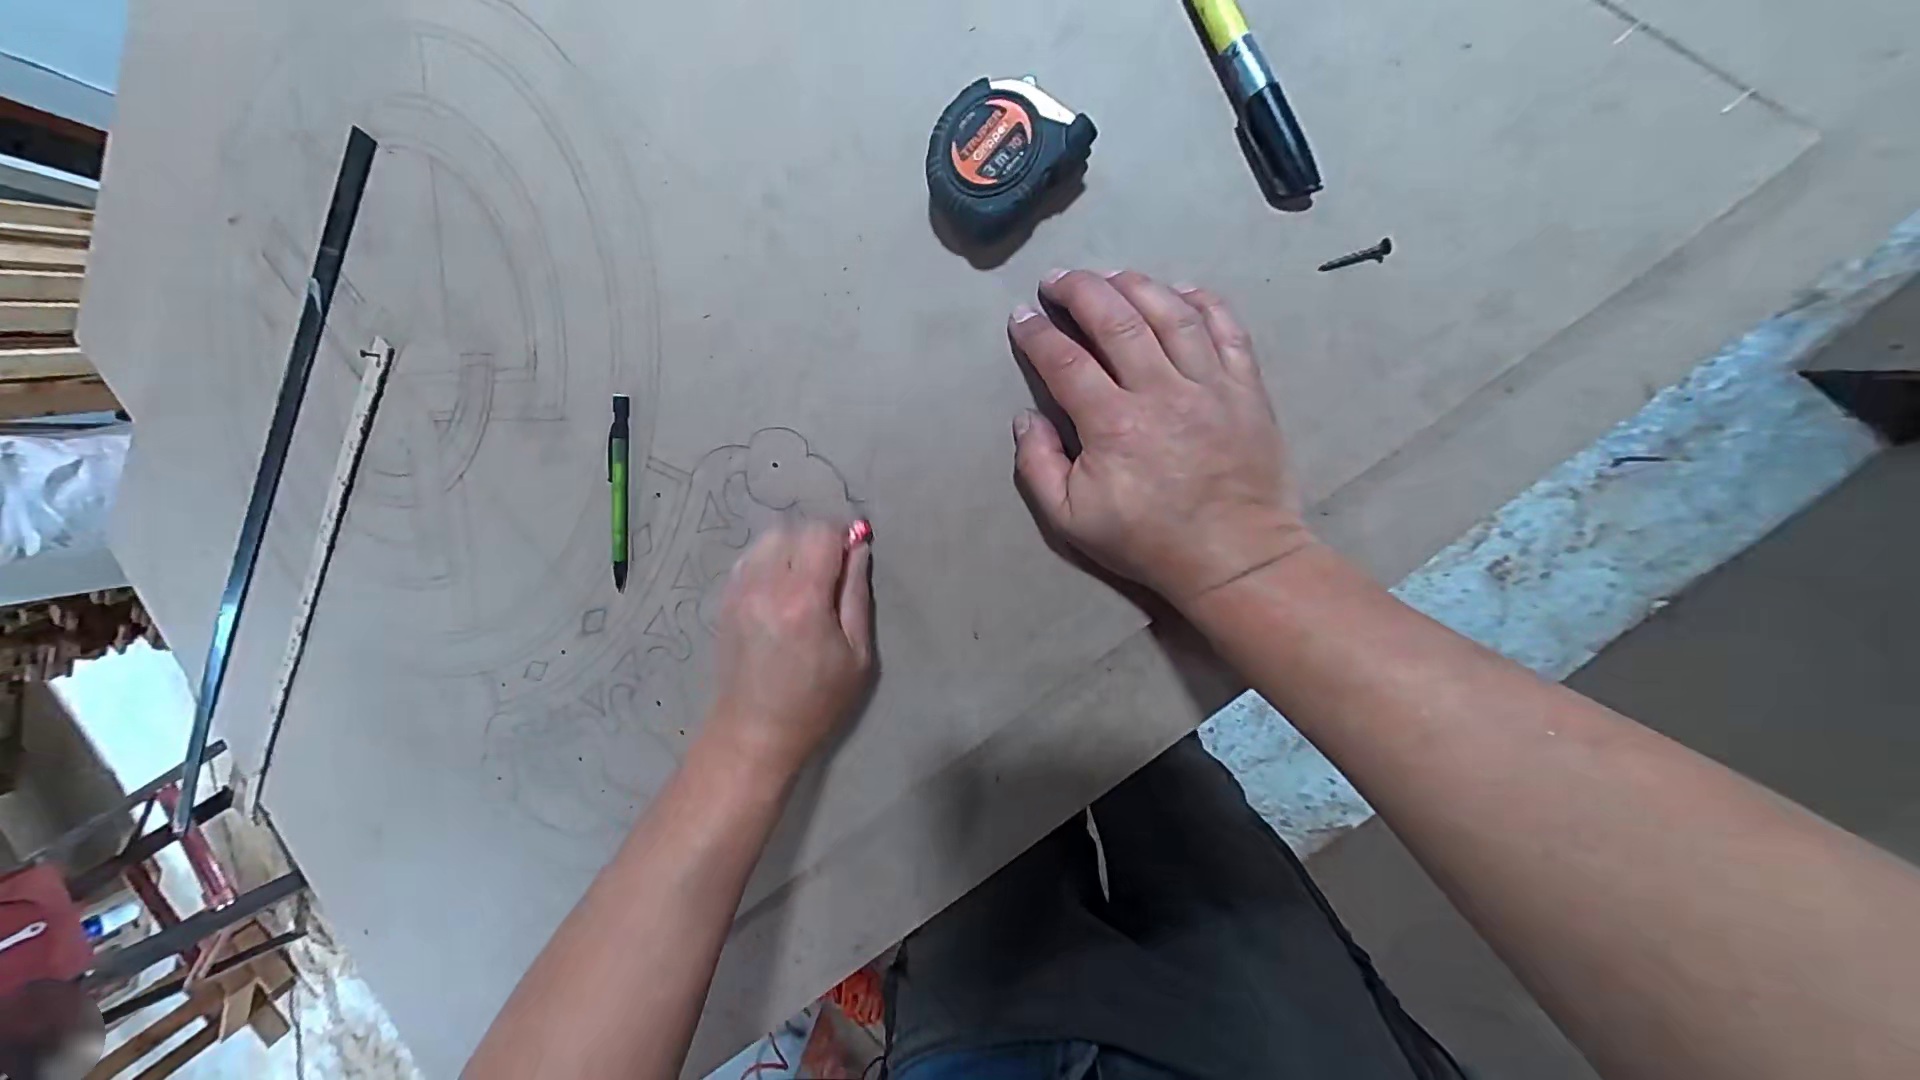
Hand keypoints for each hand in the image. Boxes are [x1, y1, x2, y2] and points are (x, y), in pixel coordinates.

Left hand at [704, 522, 873, 777]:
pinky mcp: (725, 599)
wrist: (755, 732)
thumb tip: (859, 548)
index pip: (822, 533)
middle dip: (820, 539)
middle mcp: (765, 585)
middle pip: (795, 528)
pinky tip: (782, 586)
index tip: (854, 556)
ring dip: (794, 546)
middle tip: (833, 570)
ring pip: (770, 537)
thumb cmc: (817, 700)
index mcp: (803, 600)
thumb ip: (857, 594)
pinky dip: (771, 558)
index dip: (844, 536)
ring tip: (807, 577)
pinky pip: (750, 555)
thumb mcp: (858, 655)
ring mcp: (739, 590)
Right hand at [1009, 269, 1314, 604]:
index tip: (1021, 316)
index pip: (1064, 361)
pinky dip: (1203, 301)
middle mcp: (1160, 390)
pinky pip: (1227, 328)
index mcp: (1112, 423)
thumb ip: (1037, 466)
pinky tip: (1180, 290)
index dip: (1037, 333)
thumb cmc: (1146, 540)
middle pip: (1115, 318)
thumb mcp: (1070, 520)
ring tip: (1109, 275)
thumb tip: (1024, 417)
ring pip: (1170, 312)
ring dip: (1134, 284)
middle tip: (1057, 279)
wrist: (1234, 556)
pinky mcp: (1245, 388)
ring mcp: (1209, 384)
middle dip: (1079, 290)